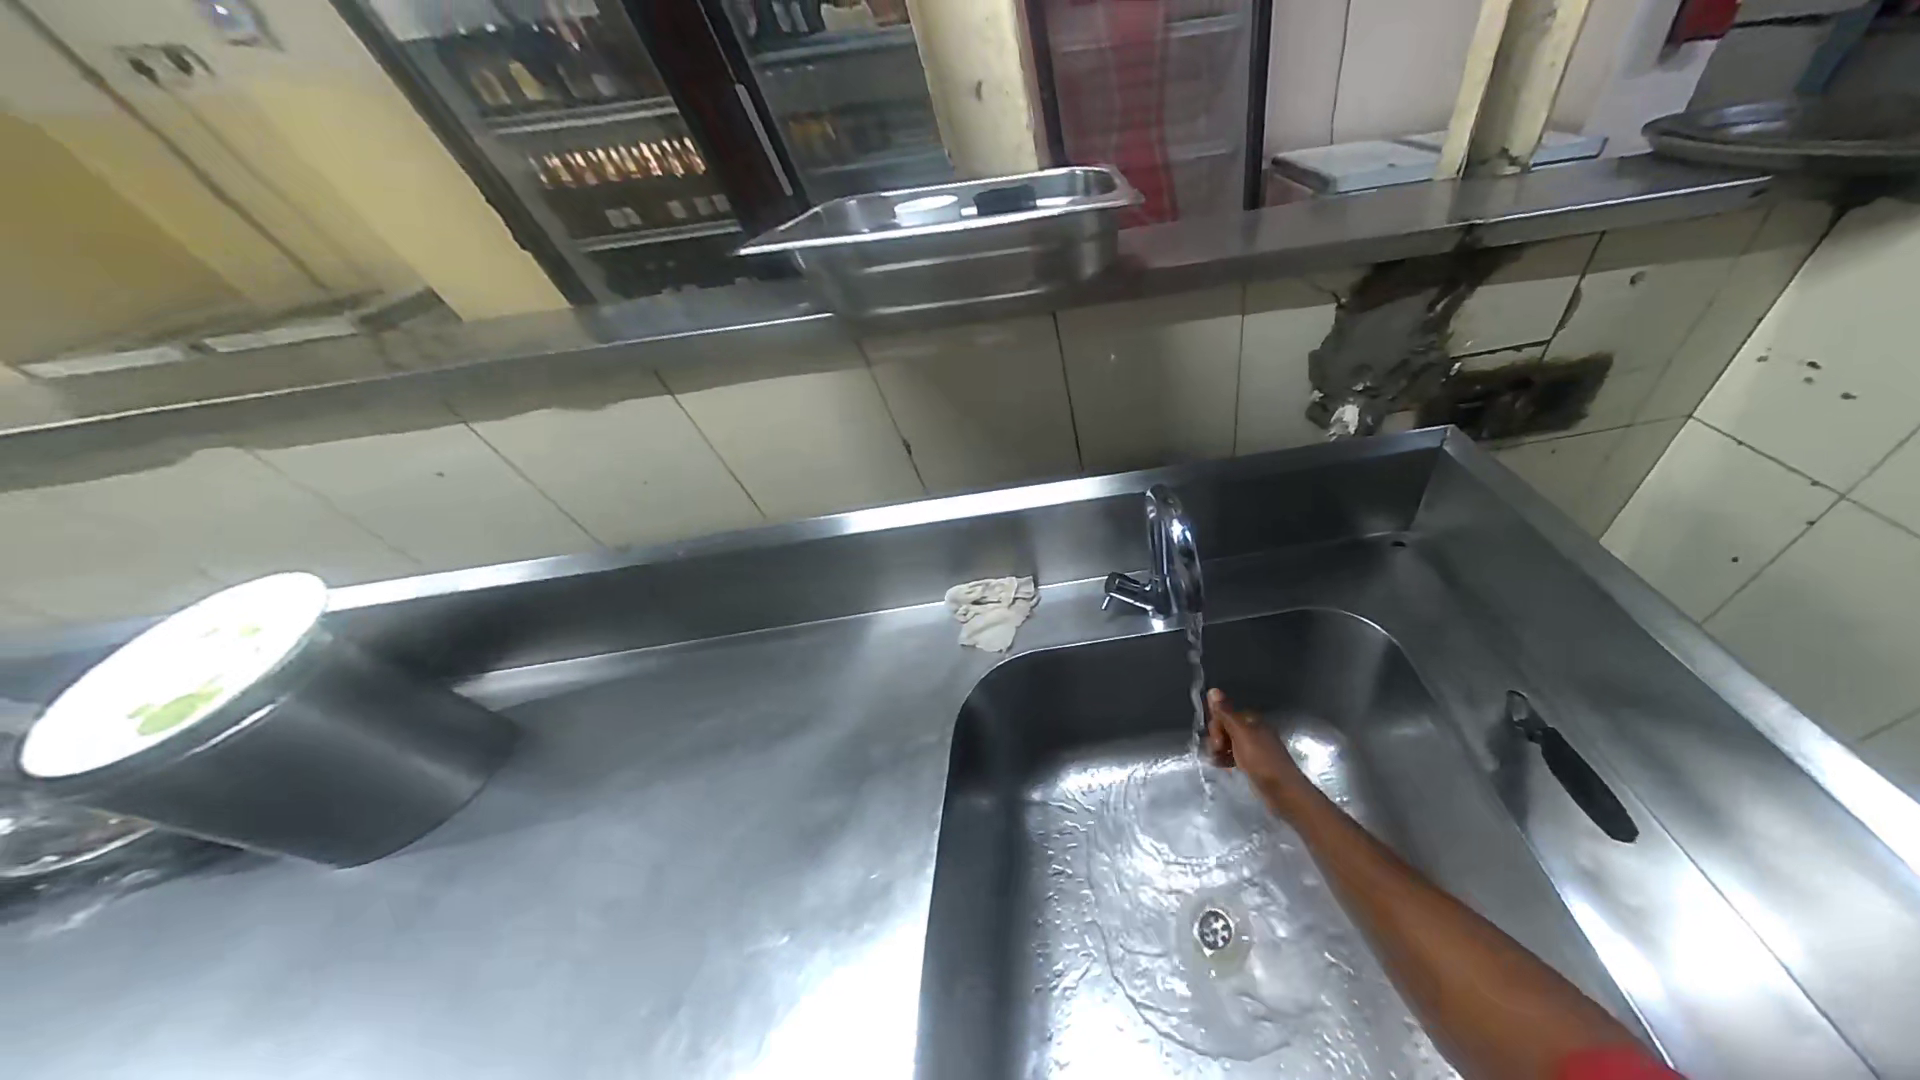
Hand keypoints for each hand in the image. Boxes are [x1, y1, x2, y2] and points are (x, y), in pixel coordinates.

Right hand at [1206, 689, 1309, 814]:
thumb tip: (1213, 689)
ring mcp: (1253, 749)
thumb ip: (1226, 714)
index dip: (1216, 726)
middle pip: (1225, 728)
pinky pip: (1233, 756)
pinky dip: (1224, 759)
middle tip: (1218, 751)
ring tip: (1216, 761)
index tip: (1217, 741)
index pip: (1225, 715)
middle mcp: (1253, 732)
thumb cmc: (1262, 761)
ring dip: (1218, 750)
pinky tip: (1221, 766)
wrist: (1284, 792)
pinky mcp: (1252, 764)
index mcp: (1251, 721)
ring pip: (1228, 743)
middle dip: (1216, 738)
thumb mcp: (1242, 735)